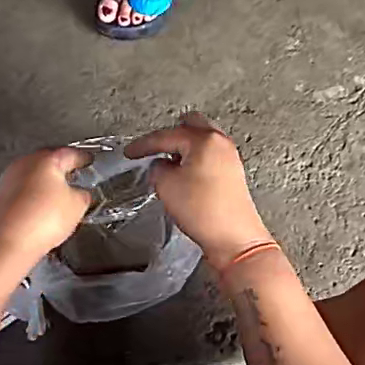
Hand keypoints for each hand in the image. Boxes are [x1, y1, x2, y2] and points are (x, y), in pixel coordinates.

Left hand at [0, 147, 92, 262]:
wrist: (9, 242)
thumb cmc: (39, 221)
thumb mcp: (78, 206)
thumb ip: (83, 194)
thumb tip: (81, 194)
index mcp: (46, 159)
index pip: (71, 153)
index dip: (84, 159)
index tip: (88, 161)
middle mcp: (24, 164)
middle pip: (49, 164)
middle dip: (63, 174)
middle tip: (76, 184)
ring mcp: (9, 179)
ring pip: (34, 178)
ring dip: (46, 188)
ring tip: (58, 206)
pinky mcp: (0, 195)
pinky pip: (22, 192)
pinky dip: (33, 200)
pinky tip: (40, 215)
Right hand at [126, 112, 271, 268]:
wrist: (233, 238)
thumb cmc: (202, 210)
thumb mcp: (166, 186)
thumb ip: (158, 168)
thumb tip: (162, 165)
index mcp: (204, 140)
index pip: (166, 135)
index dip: (144, 144)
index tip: (130, 152)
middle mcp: (221, 143)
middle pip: (191, 126)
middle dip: (170, 135)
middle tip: (154, 149)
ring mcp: (230, 158)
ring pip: (203, 140)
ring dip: (185, 146)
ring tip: (169, 163)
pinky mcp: (233, 174)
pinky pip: (210, 156)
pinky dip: (196, 158)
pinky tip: (186, 174)